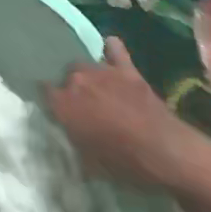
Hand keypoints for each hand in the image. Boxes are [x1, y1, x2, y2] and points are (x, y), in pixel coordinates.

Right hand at [46, 36, 210, 190]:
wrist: (166, 153)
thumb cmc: (124, 163)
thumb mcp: (88, 161)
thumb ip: (71, 137)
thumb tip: (67, 130)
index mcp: (63, 103)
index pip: (44, 90)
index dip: (50, 99)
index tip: (56, 108)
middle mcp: (77, 81)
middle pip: (65, 75)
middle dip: (70, 86)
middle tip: (82, 104)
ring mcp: (103, 71)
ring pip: (85, 63)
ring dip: (88, 74)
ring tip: (97, 87)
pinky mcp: (127, 69)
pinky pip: (114, 48)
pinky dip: (110, 49)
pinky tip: (109, 52)